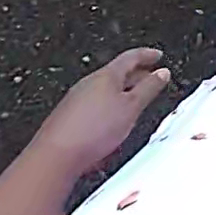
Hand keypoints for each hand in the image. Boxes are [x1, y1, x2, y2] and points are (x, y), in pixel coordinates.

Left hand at [28, 47, 172, 174]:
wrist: (53, 159)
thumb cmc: (91, 131)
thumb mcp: (132, 108)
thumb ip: (149, 88)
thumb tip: (162, 73)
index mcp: (106, 75)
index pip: (131, 57)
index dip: (147, 55)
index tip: (156, 55)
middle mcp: (88, 84)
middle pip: (117, 74)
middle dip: (136, 75)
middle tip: (151, 78)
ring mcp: (75, 101)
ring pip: (104, 91)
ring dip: (122, 94)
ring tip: (134, 104)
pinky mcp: (66, 119)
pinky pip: (93, 107)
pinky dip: (107, 109)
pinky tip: (111, 125)